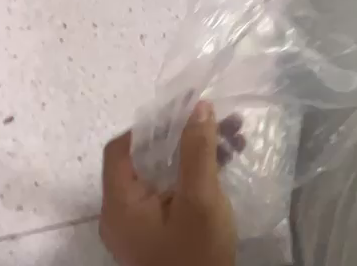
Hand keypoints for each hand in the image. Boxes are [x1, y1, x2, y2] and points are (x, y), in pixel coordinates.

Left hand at [100, 103, 236, 265]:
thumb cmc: (194, 254)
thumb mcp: (200, 198)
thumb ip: (197, 150)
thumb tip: (197, 106)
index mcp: (120, 204)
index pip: (120, 148)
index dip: (152, 122)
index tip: (187, 107)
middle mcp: (122, 211)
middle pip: (145, 156)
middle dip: (186, 133)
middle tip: (221, 119)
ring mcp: (139, 224)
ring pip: (163, 170)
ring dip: (197, 149)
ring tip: (236, 139)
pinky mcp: (158, 231)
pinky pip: (171, 188)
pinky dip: (196, 171)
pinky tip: (227, 162)